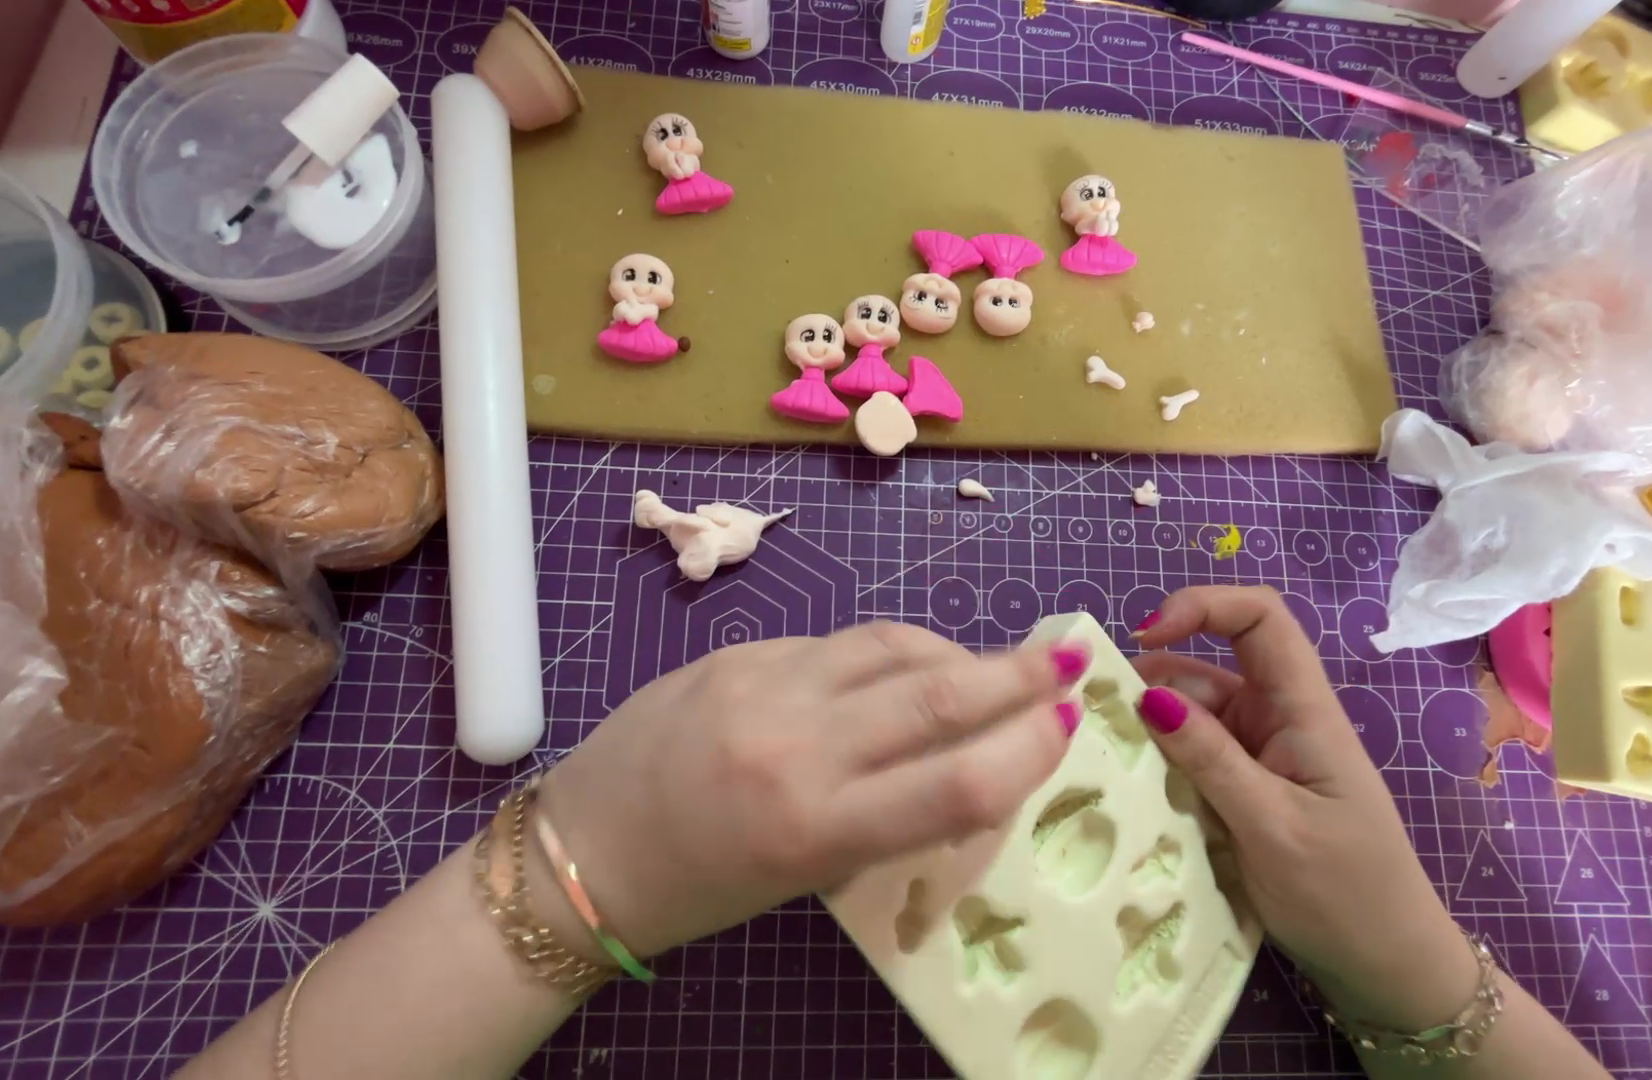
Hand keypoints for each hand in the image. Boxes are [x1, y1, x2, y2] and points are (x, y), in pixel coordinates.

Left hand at [539, 622, 1086, 957]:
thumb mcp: (809, 872)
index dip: (1029, 746)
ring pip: (888, 644)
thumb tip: (970, 759)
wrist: (583, 847)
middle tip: (1065, 657)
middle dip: (1015, 673)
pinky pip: (834, 641)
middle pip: (934, 691)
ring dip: (951, 649)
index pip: (958, 779)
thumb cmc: (702, 887)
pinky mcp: (736, 650)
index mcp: (815, 827)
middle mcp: (795, 743)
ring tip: (986, 660)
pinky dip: (885, 650)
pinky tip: (902, 661)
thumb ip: (889, 811)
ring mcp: (761, 683)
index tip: (1068, 721)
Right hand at [1131, 586, 1477, 1031]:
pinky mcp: (1241, 781)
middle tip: (1098, 714)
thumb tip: (1148, 696)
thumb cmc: (1345, 896)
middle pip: (1208, 664)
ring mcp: (1258, 750)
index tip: (1145, 635)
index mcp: (1303, 711)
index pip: (1261, 619)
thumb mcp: (1271, 827)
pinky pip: (1190, 749)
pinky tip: (1131, 780)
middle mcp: (1278, 717)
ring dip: (1149, 723)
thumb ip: (1210, 759)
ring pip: (1190, 710)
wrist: (1388, 970)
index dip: (1203, 605)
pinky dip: (1158, 755)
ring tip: (1106, 753)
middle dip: (1152, 677)